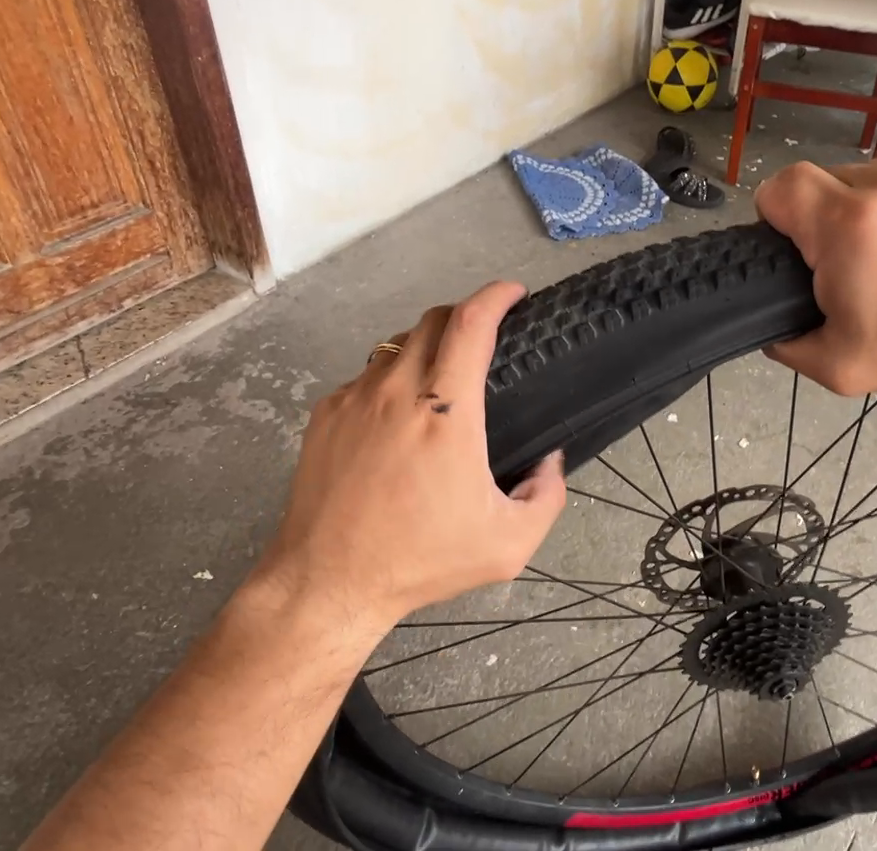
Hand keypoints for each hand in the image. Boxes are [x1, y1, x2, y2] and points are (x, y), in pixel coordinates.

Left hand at [256, 282, 565, 626]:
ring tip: (440, 386)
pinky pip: (366, 378)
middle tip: (485, 341)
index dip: (496, 296)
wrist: (327, 583)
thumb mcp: (508, 544)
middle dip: (465, 316)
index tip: (513, 294)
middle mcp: (397, 391)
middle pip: (434, 319)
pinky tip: (396, 423)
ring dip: (427, 350)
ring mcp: (354, 399)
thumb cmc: (421, 560)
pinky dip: (391, 382)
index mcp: (446, 413)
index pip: (470, 324)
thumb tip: (551, 460)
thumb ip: (546, 495)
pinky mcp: (324, 414)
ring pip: (398, 346)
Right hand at [755, 156, 876, 395]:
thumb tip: (768, 323)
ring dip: (874, 206)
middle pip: (826, 179)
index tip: (797, 243)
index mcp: (850, 228)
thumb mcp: (838, 367)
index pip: (781, 186)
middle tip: (854, 260)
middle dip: (828, 216)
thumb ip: (785, 344)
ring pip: (874, 174)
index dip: (777, 214)